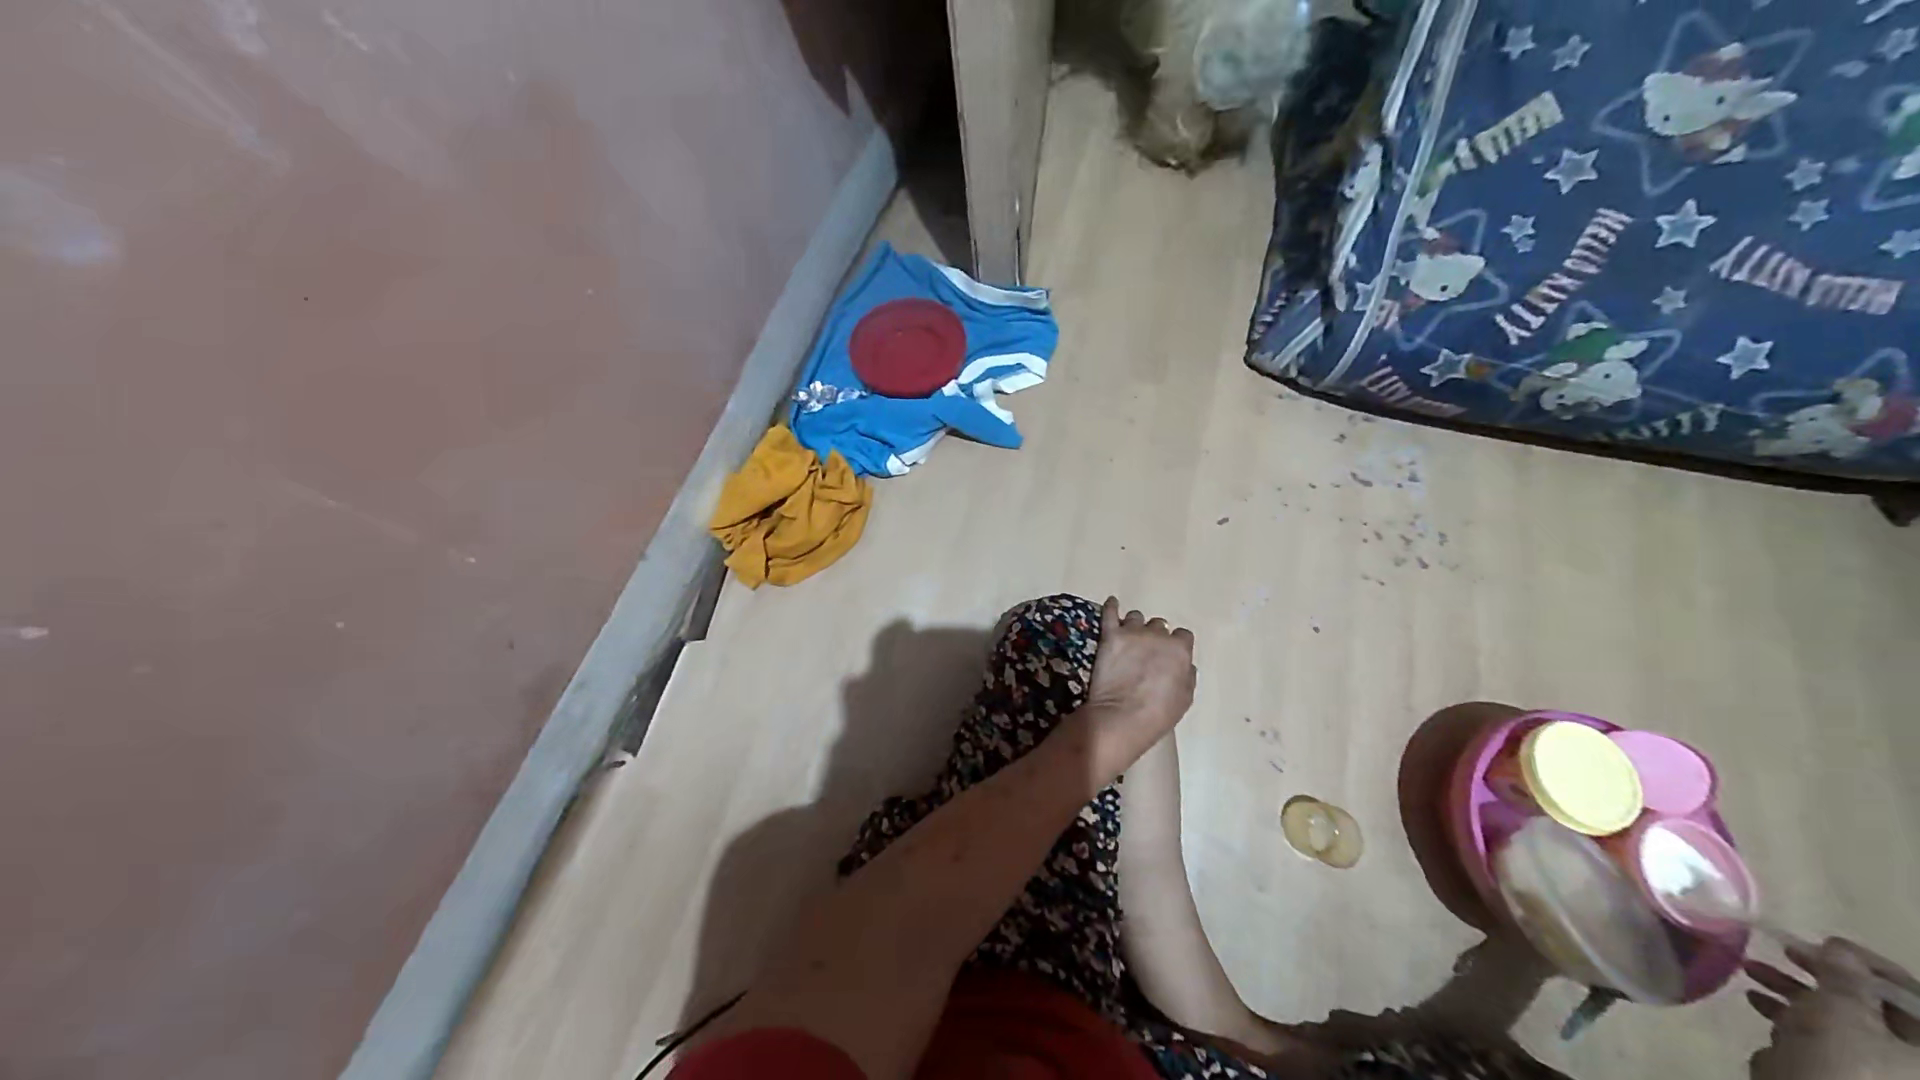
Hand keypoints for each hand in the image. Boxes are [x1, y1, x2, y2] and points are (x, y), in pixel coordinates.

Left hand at [1080, 597, 1196, 773]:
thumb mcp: (1185, 698)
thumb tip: (1185, 665)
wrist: (1122, 716)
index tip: (1168, 656)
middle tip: (1146, 652)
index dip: (1176, 646)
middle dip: (1154, 637)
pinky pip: (1110, 612)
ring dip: (1135, 626)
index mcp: (1179, 649)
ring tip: (1129, 638)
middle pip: (1158, 626)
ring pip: (1136, 618)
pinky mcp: (1110, 636)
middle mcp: (1157, 635)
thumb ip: (1187, 676)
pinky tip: (1112, 603)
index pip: (1182, 636)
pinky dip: (1111, 606)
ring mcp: (1132, 632)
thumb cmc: (1158, 713)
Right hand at [1746, 937, 1919, 1079]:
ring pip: (1842, 1020)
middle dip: (1822, 975)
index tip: (1823, 941)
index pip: (1911, 994)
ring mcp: (1882, 1072)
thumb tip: (1838, 947)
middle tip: (1784, 952)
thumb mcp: (1840, 1013)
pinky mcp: (1845, 1076)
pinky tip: (1757, 1002)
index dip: (1868, 963)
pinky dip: (1792, 1017)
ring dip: (1796, 991)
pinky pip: (1825, 1039)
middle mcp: (1913, 1060)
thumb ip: (1843, 976)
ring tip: (1752, 971)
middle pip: (1875, 1007)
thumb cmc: (1842, 1064)